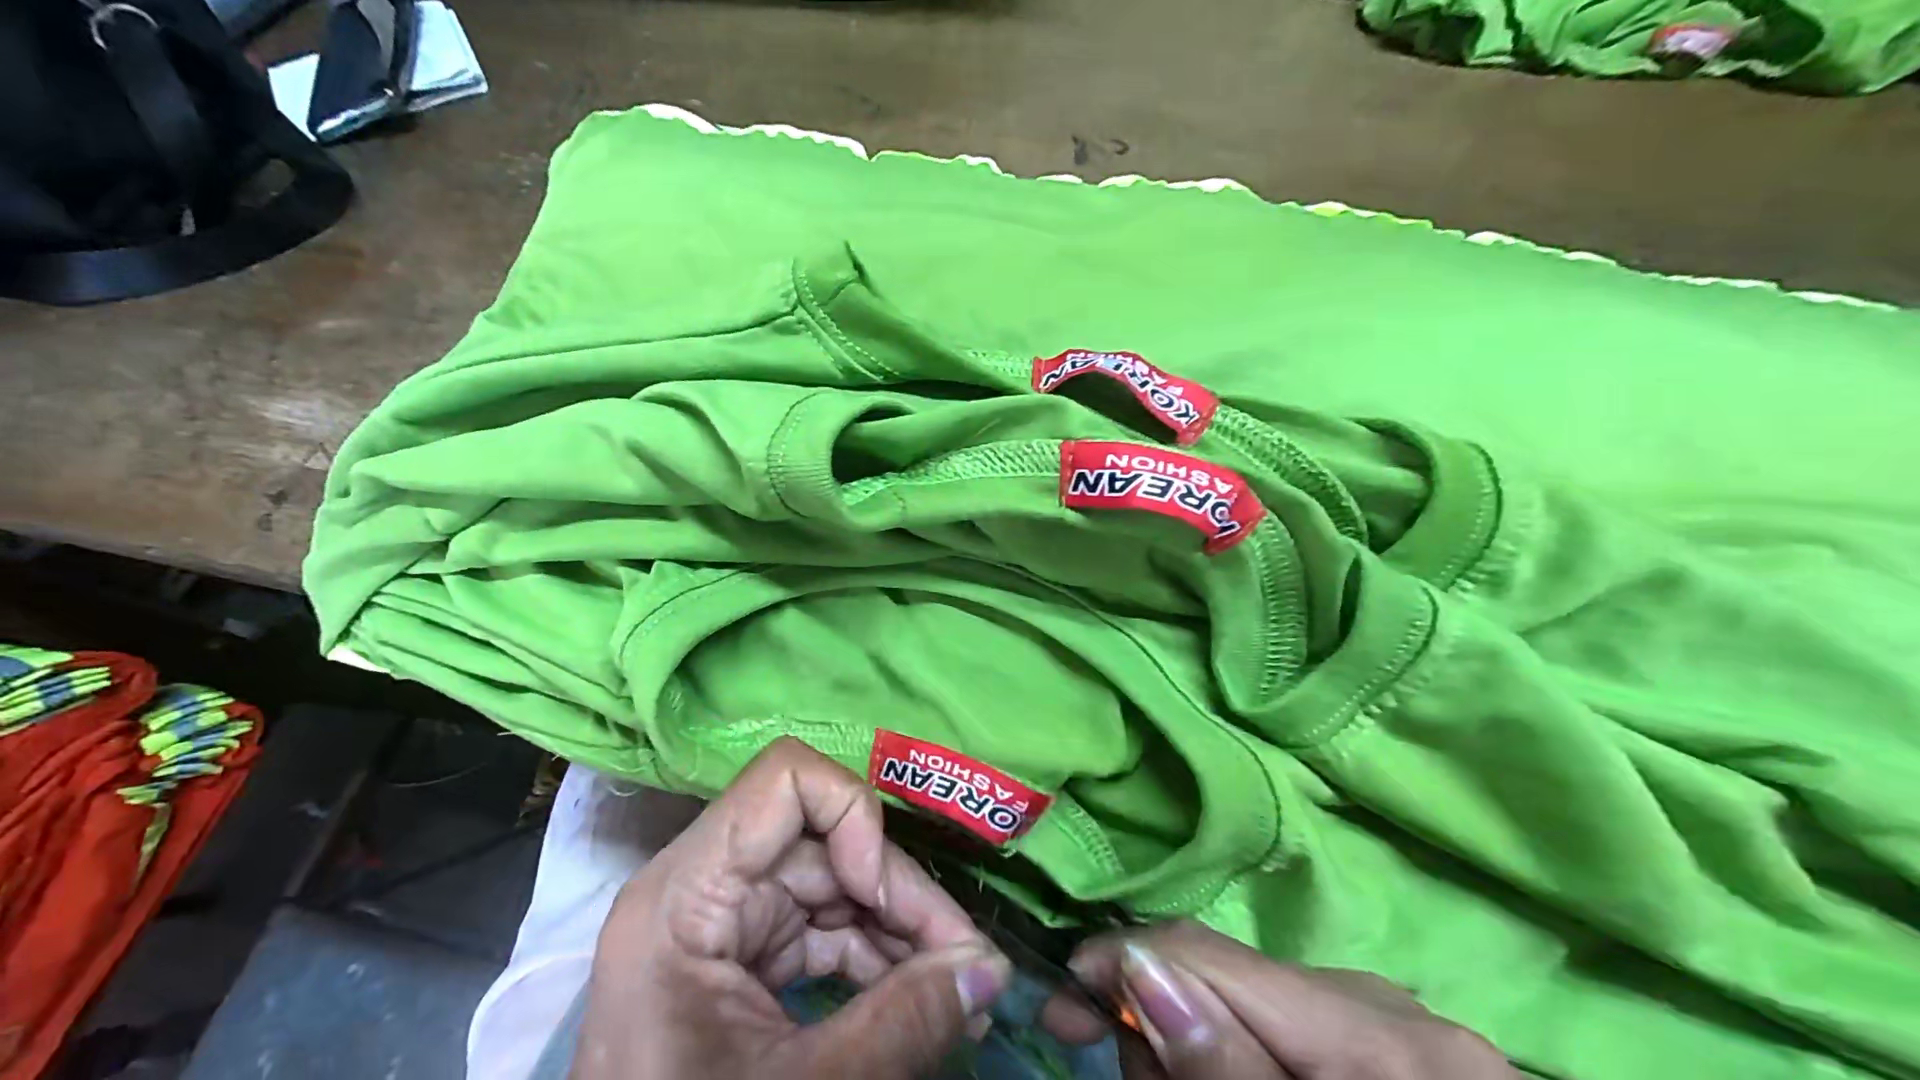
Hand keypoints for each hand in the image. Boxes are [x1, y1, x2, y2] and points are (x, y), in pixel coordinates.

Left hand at [572, 737, 1010, 1079]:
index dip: (853, 814)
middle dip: (902, 897)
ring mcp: (728, 921)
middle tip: (969, 964)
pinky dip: (877, 958)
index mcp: (688, 894)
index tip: (883, 895)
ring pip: (836, 885)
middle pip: (826, 841)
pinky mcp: (746, 955)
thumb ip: (901, 1026)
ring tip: (958, 991)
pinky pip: (825, 929)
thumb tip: (993, 968)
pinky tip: (921, 1000)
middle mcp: (707, 887)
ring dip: (901, 932)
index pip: (783, 780)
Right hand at [1046, 921, 1516, 1078]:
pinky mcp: (1402, 1043)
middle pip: (1227, 971)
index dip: (1124, 964)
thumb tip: (1139, 968)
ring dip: (1198, 1040)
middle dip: (1158, 1016)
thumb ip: (1225, 1074)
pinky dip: (1244, 1051)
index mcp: (1381, 1041)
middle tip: (1127, 1072)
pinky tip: (1234, 1074)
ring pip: (1254, 993)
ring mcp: (1403, 1022)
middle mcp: (1393, 1007)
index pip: (1215, 957)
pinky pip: (1293, 1020)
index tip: (1061, 1004)